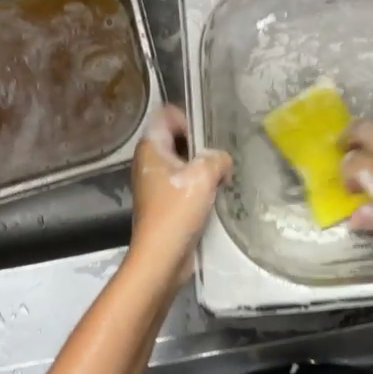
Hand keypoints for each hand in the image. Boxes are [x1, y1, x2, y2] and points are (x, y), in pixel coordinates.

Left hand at [129, 104, 231, 285]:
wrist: (161, 259)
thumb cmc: (177, 211)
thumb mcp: (203, 176)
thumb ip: (217, 158)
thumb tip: (222, 161)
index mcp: (151, 147)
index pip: (168, 115)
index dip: (189, 119)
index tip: (209, 136)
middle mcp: (150, 160)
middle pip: (178, 138)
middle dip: (201, 145)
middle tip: (221, 156)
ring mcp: (156, 182)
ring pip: (184, 162)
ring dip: (203, 167)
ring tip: (222, 176)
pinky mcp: (165, 202)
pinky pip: (185, 182)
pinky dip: (200, 185)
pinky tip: (215, 194)